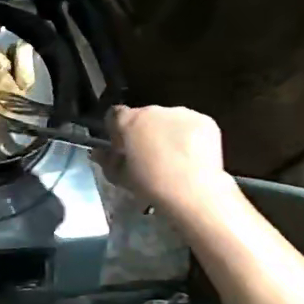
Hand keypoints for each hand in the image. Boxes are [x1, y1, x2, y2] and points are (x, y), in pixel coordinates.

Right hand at [103, 105, 231, 212]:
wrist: (193, 191)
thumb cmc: (151, 186)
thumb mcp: (121, 178)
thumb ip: (107, 161)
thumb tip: (98, 153)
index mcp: (130, 121)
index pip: (116, 114)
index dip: (117, 130)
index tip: (122, 147)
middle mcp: (155, 111)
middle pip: (145, 117)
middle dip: (145, 132)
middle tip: (150, 158)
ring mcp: (182, 114)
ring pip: (170, 120)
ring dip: (168, 133)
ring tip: (175, 160)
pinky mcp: (205, 121)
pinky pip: (192, 126)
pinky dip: (190, 137)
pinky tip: (192, 157)